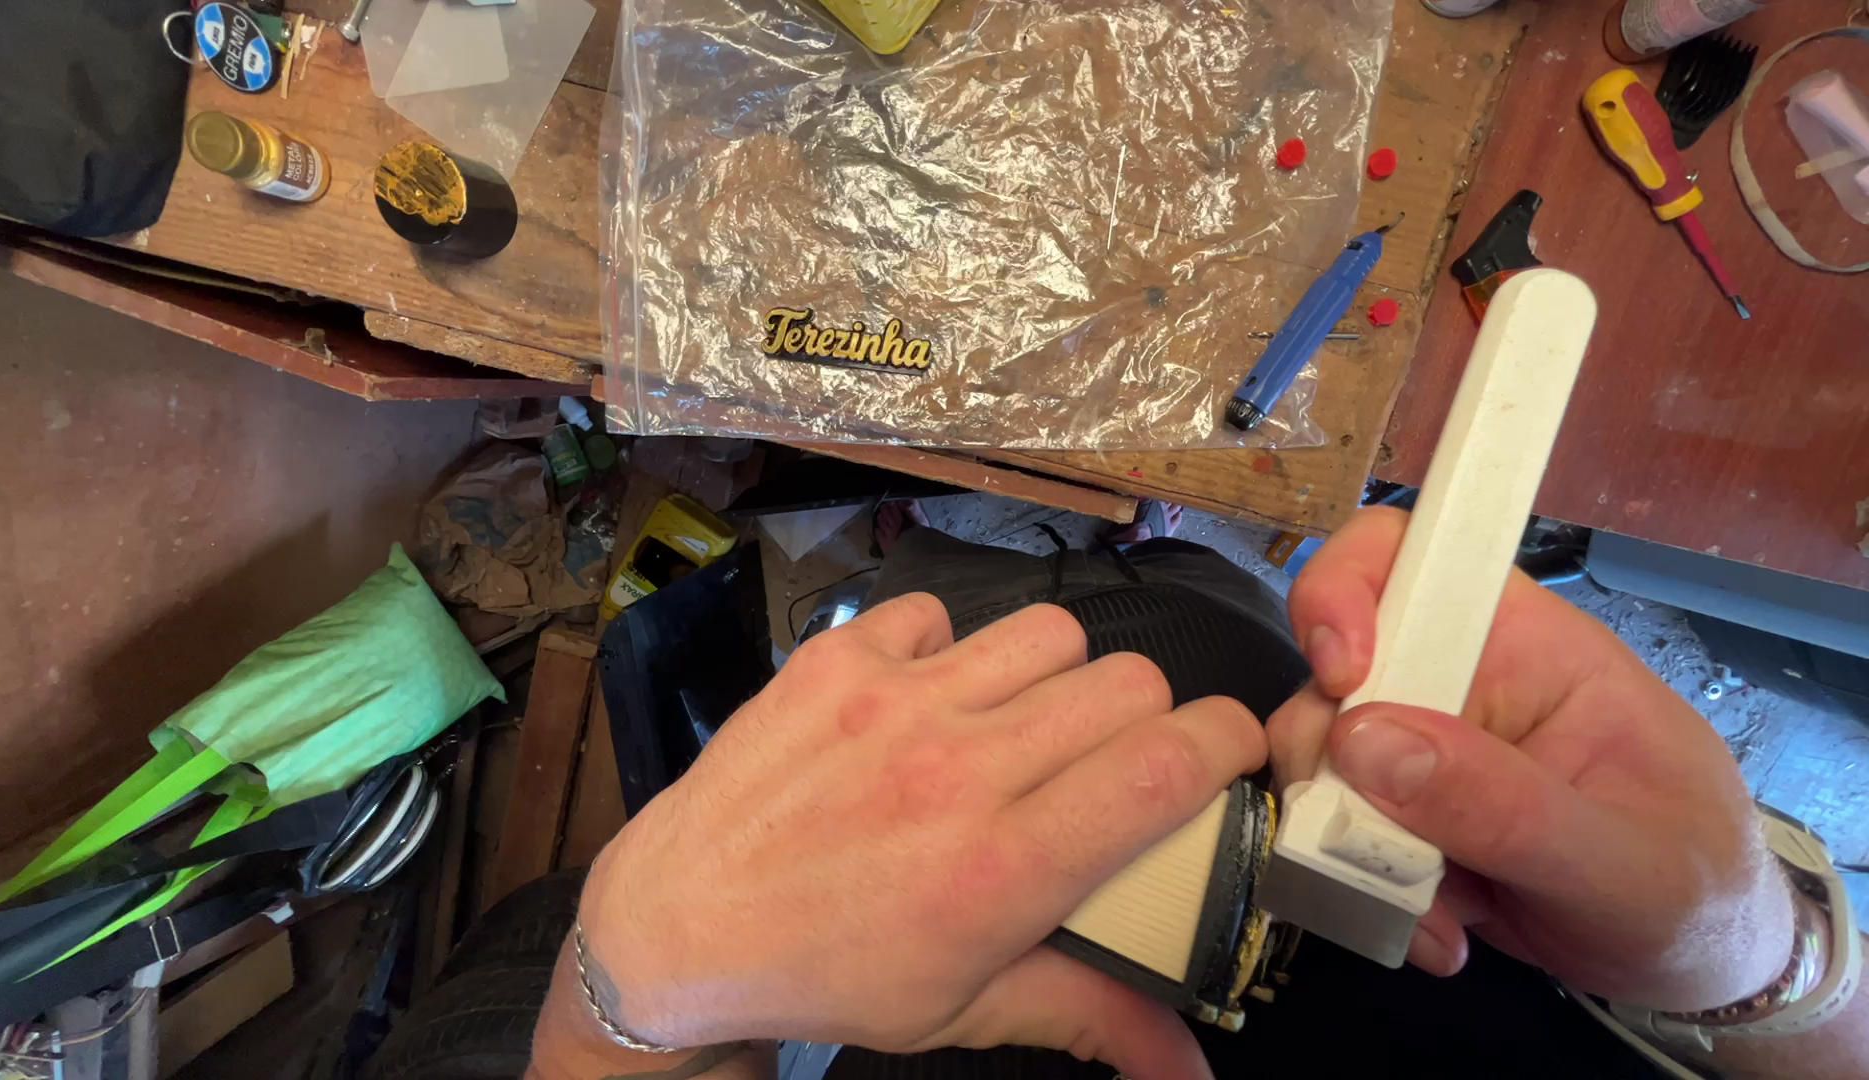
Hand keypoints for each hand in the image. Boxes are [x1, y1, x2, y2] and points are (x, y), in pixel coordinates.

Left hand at [578, 596, 1265, 1078]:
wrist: (683, 918)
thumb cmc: (828, 970)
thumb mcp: (963, 1007)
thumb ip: (1090, 1015)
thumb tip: (1192, 1071)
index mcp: (1004, 864)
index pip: (1164, 767)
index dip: (1225, 740)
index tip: (1228, 745)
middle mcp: (958, 765)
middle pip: (1122, 682)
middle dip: (1141, 711)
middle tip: (1107, 748)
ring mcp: (895, 696)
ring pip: (1044, 633)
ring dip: (1051, 672)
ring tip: (1017, 713)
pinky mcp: (840, 656)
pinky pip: (936, 615)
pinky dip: (944, 647)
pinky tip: (919, 692)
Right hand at [1268, 506, 1793, 1012]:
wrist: (1682, 965)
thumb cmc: (1689, 889)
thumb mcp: (1627, 862)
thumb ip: (1505, 803)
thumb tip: (1362, 745)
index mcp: (1512, 639)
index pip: (1401, 553)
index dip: (1344, 586)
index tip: (1340, 674)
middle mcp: (1435, 671)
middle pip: (1325, 666)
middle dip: (1329, 754)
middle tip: (1372, 838)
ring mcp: (1394, 734)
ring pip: (1307, 745)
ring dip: (1341, 835)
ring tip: (1431, 911)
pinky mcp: (1369, 792)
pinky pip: (1314, 812)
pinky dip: (1348, 875)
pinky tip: (1424, 922)